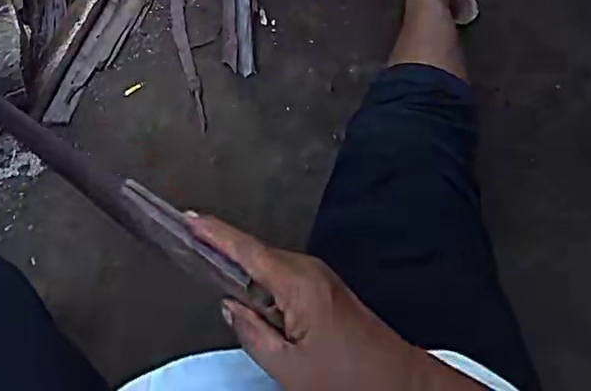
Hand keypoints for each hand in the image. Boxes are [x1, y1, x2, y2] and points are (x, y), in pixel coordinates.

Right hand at [190, 214, 472, 390]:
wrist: (403, 385)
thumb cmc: (347, 380)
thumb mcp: (290, 370)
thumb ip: (252, 333)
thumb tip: (229, 304)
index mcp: (295, 281)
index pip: (244, 249)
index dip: (213, 232)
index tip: (187, 216)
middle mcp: (306, 267)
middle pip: (254, 254)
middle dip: (225, 250)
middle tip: (192, 243)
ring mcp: (317, 273)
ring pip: (269, 266)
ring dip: (245, 271)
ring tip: (218, 273)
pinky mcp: (324, 285)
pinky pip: (283, 276)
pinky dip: (263, 282)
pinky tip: (255, 299)